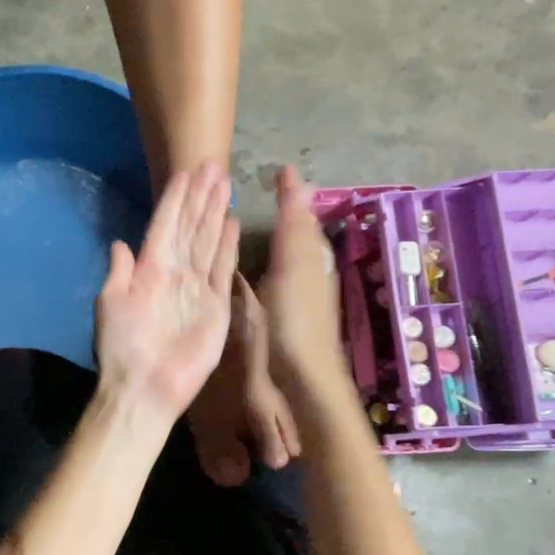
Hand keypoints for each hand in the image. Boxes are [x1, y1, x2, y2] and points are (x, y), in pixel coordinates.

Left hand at [96, 163, 240, 422]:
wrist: (145, 386)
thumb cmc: (122, 346)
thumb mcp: (110, 303)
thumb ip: (119, 271)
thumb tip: (120, 243)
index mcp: (147, 269)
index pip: (164, 225)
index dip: (175, 199)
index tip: (186, 172)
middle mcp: (174, 273)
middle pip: (189, 226)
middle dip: (199, 197)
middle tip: (212, 165)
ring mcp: (196, 288)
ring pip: (207, 241)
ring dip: (214, 213)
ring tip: (225, 183)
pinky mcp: (215, 305)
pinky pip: (222, 268)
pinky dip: (226, 246)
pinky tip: (232, 222)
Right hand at [259, 166, 348, 396]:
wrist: (299, 383)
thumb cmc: (295, 323)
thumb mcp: (293, 267)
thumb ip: (293, 227)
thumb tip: (300, 178)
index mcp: (310, 260)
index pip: (301, 217)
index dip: (291, 195)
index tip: (278, 170)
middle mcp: (305, 276)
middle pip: (296, 237)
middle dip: (283, 214)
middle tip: (261, 193)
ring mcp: (293, 301)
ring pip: (284, 261)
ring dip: (271, 241)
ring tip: (245, 225)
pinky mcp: (278, 323)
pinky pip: (270, 283)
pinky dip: (260, 269)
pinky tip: (244, 274)